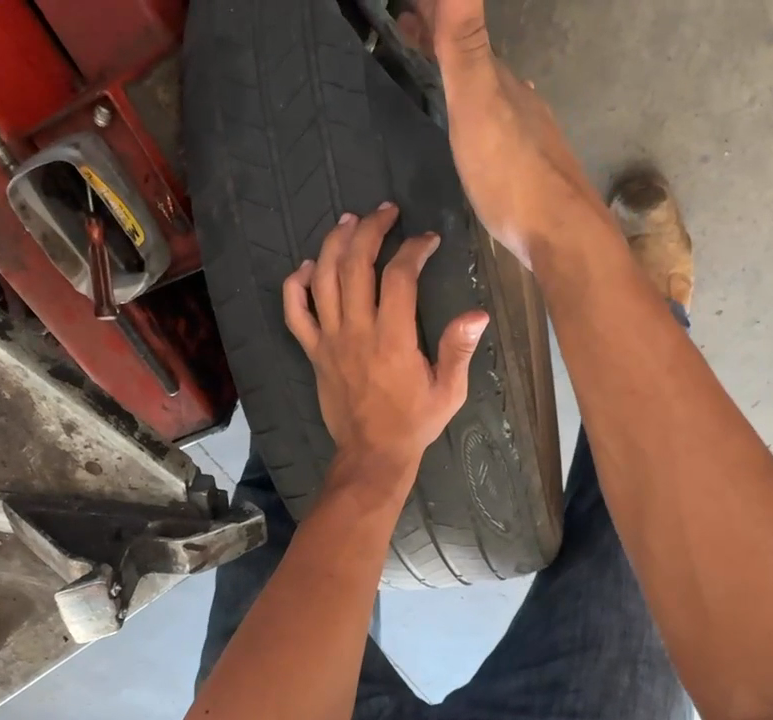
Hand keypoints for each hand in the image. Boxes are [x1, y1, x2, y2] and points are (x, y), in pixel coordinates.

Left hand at [283, 202, 489, 487]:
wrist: (372, 454)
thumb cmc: (414, 423)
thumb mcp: (448, 391)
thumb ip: (458, 349)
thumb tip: (477, 314)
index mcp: (393, 339)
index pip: (399, 277)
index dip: (413, 249)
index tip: (427, 240)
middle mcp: (357, 331)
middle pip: (356, 265)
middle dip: (371, 230)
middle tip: (385, 212)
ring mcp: (330, 340)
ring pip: (323, 279)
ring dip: (334, 244)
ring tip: (349, 222)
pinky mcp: (314, 352)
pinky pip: (295, 313)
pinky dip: (297, 285)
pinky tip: (308, 267)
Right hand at [400, 0, 609, 269]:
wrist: (561, 235)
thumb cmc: (511, 175)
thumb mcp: (477, 104)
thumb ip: (463, 42)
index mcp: (498, 81)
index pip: (460, 31)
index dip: (433, 14)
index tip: (405, 9)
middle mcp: (517, 100)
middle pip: (476, 58)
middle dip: (443, 39)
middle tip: (413, 31)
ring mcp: (529, 134)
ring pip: (491, 90)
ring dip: (463, 75)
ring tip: (439, 72)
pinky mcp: (533, 169)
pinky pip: (502, 123)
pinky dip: (482, 108)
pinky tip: (482, 126)